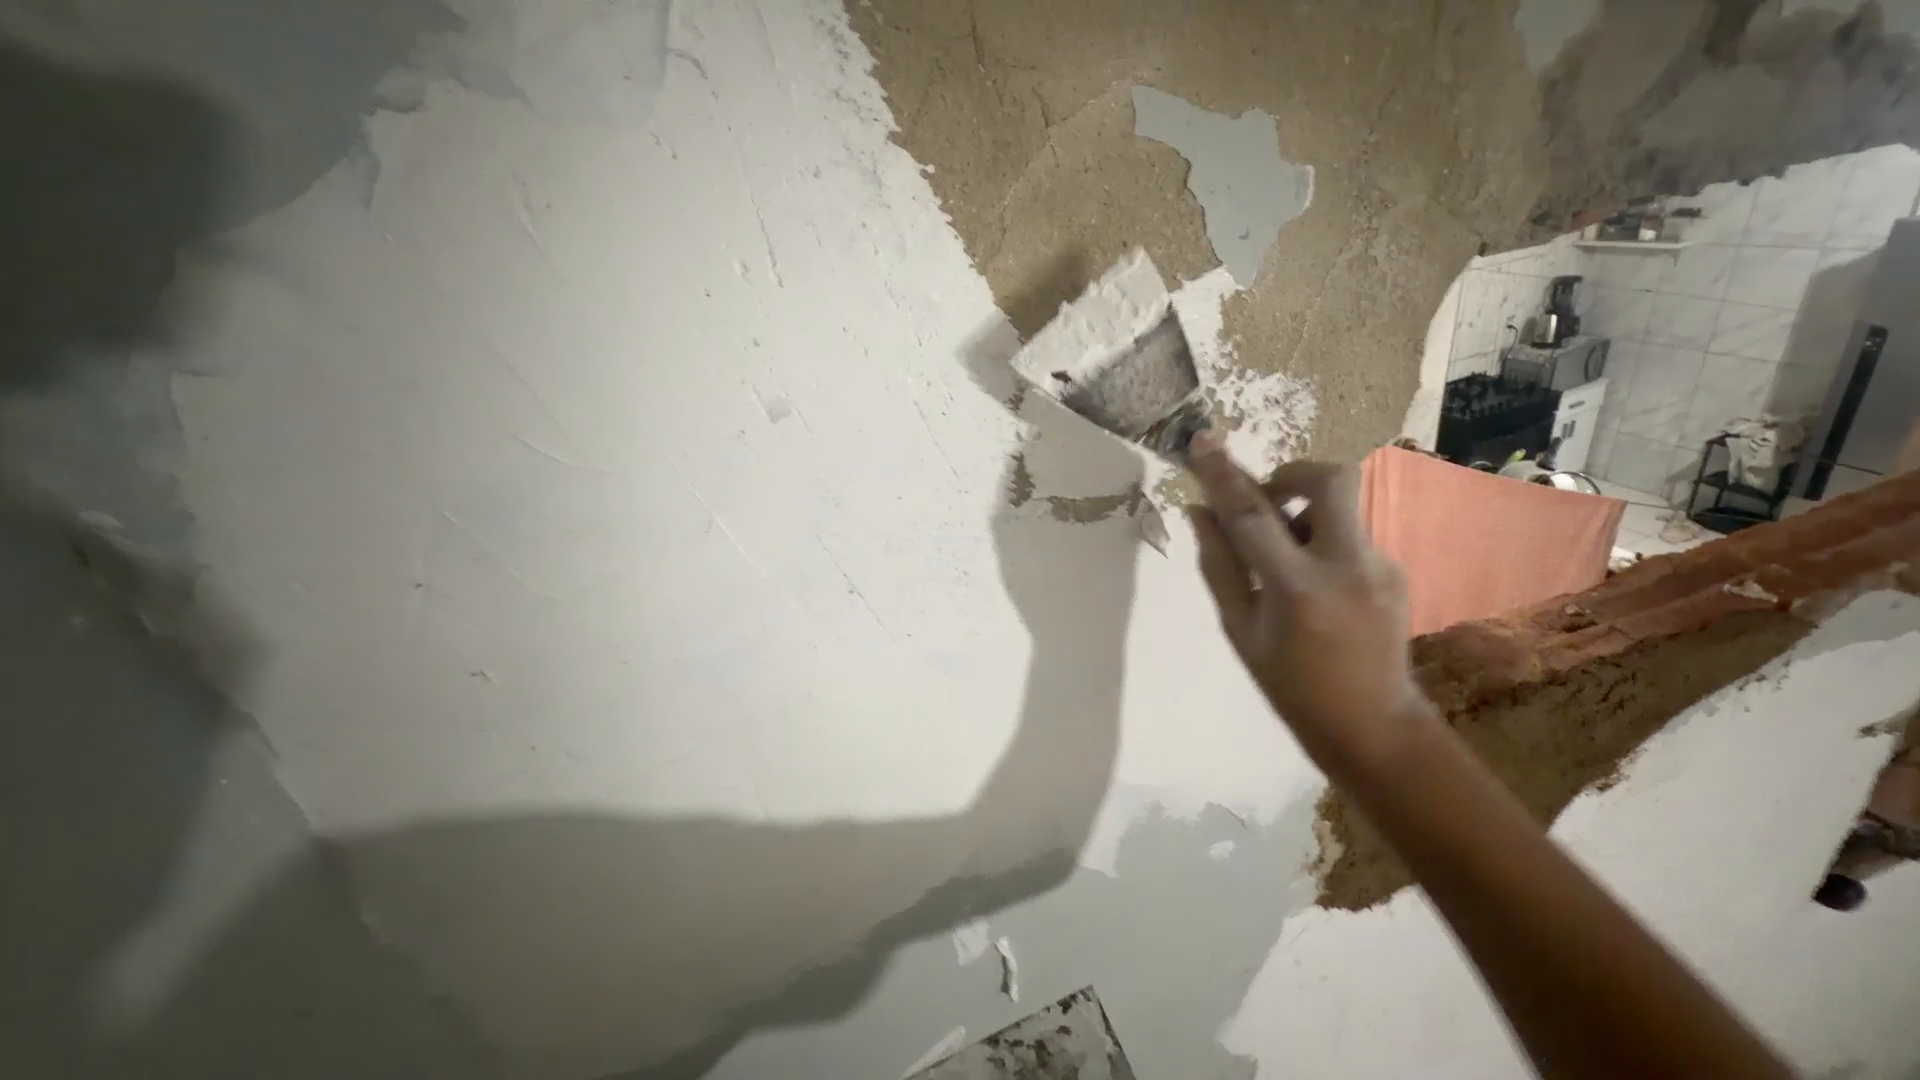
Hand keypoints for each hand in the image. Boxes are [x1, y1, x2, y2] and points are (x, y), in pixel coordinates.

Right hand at [1186, 431, 1439, 781]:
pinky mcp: (1396, 571)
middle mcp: (1347, 566)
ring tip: (1284, 560)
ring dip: (1306, 514)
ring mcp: (1381, 567)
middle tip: (1268, 501)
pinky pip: (1351, 535)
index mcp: (1299, 588)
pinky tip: (1313, 586)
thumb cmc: (1292, 687)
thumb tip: (1199, 513)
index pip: (1253, 514)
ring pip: (1342, 508)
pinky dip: (1322, 542)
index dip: (1224, 474)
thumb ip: (1219, 567)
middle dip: (1294, 473)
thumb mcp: (1240, 632)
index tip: (1203, 441)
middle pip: (1332, 479)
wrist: (1374, 725)